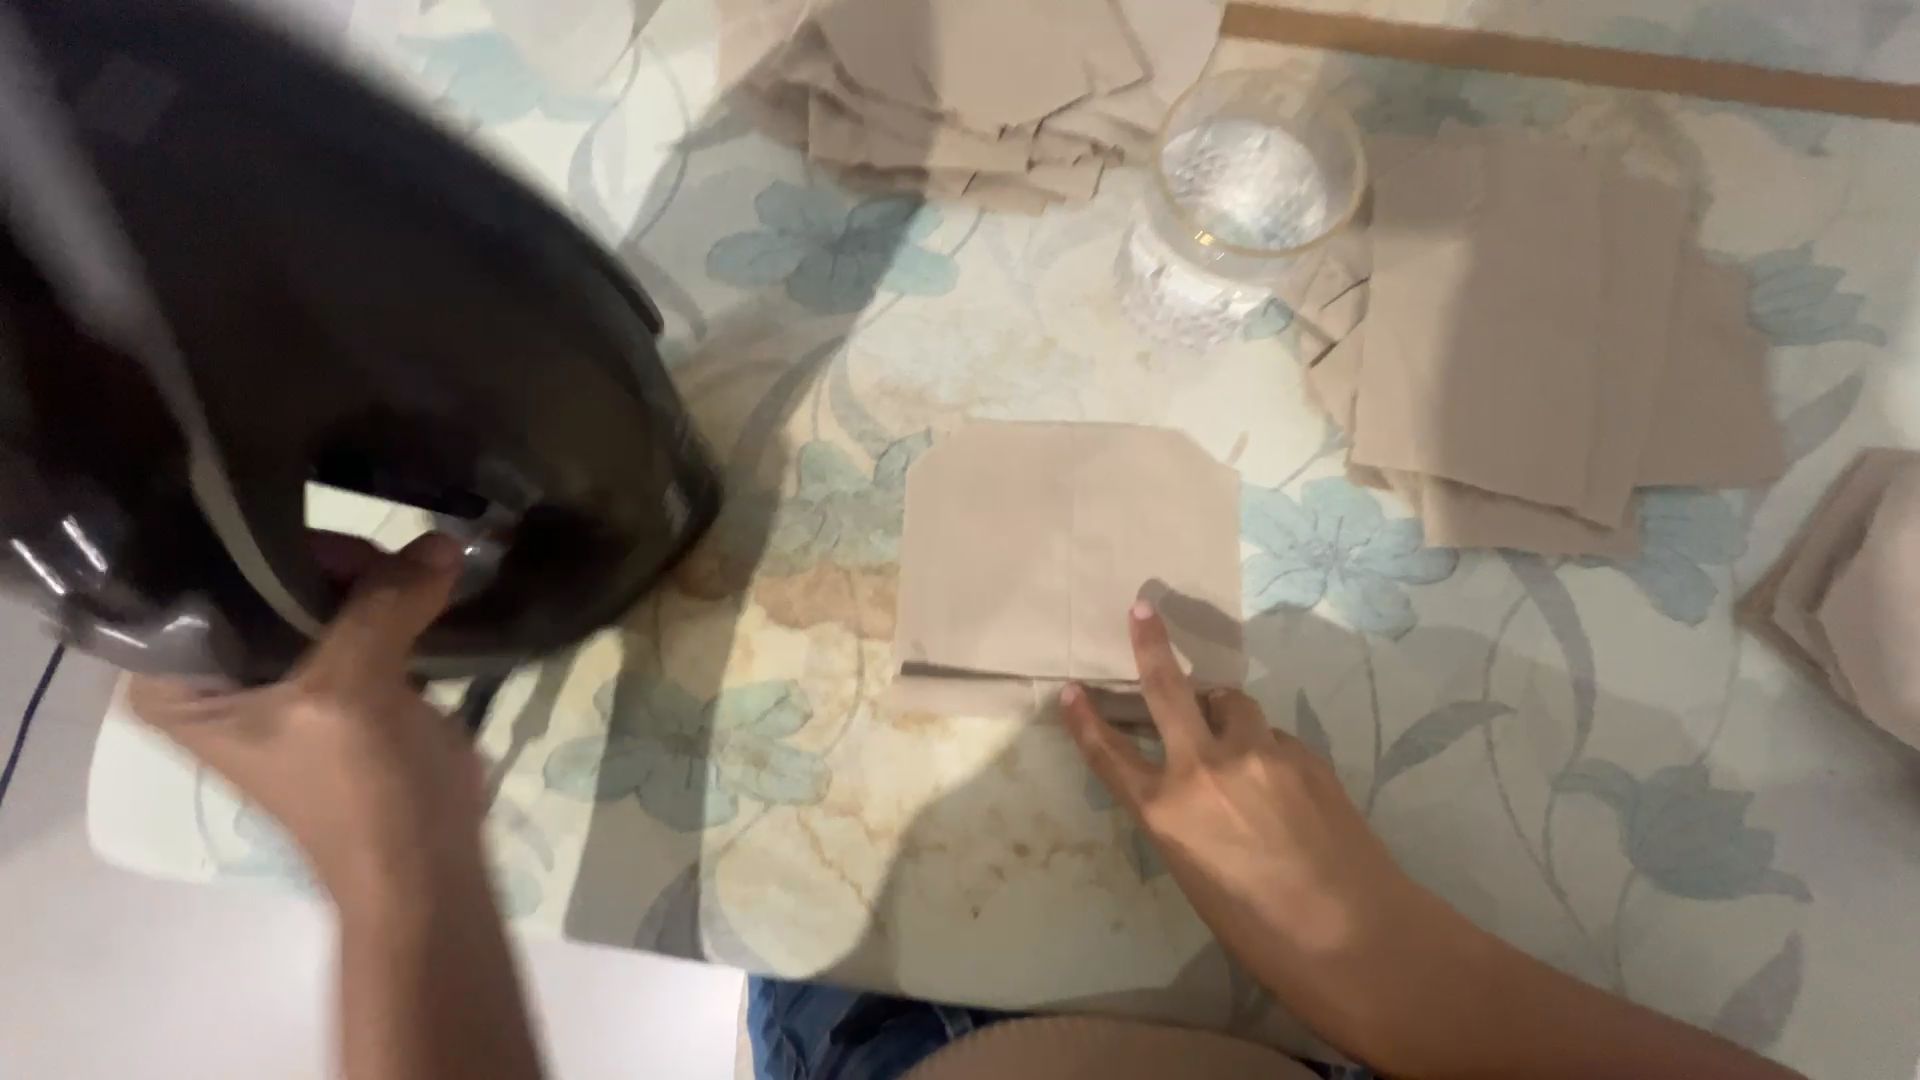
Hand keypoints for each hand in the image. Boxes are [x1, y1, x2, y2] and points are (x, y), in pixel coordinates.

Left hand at [129, 534, 485, 910]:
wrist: (422, 853)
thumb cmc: (359, 788)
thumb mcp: (351, 692)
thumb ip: (384, 608)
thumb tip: (444, 541)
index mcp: (183, 678)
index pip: (209, 578)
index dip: (278, 549)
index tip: (353, 545)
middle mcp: (228, 667)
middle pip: (278, 578)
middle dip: (345, 564)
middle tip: (406, 564)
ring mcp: (295, 673)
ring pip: (334, 594)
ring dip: (385, 579)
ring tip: (431, 573)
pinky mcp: (356, 678)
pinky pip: (373, 617)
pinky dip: (406, 599)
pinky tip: (437, 588)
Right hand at [1058, 603, 1450, 1009]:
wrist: (1360, 939)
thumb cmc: (1259, 929)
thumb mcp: (1193, 874)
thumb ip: (1180, 816)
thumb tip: (1189, 780)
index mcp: (1166, 811)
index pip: (1110, 754)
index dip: (1085, 721)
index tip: (1071, 691)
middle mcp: (1204, 769)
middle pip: (1167, 690)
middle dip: (1151, 645)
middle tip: (1143, 609)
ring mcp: (1257, 754)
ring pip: (1231, 703)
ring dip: (1222, 708)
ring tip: (1231, 731)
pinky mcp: (1302, 753)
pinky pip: (1272, 735)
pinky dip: (1265, 746)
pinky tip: (1282, 782)